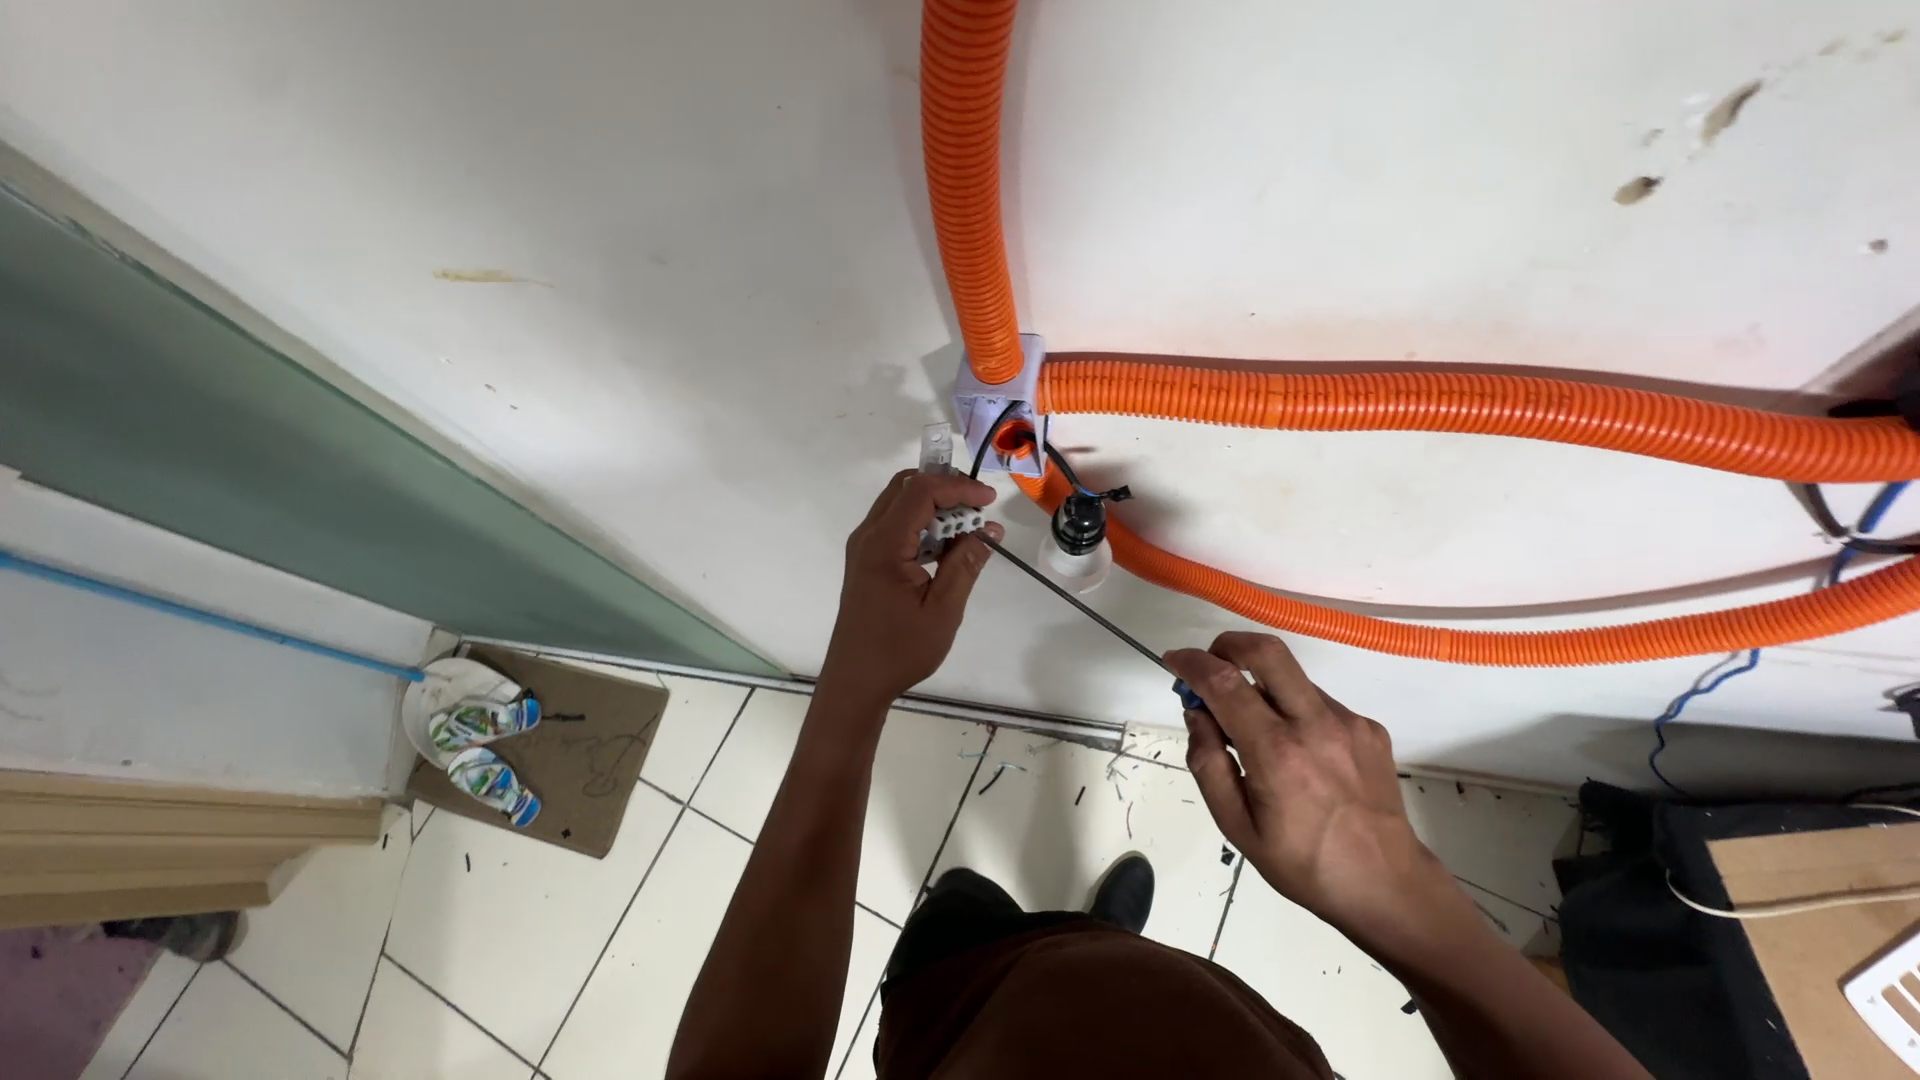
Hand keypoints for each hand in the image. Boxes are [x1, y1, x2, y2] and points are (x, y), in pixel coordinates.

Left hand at [818, 469, 1003, 705]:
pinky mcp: (865, 560)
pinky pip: (894, 524)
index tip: (989, 501)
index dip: (958, 487)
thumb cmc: (900, 650)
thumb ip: (965, 564)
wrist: (856, 681)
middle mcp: (868, 536)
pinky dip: (921, 522)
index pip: (921, 491)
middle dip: (945, 487)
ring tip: (967, 526)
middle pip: (906, 487)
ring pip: (898, 502)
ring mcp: (863, 547)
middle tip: (978, 506)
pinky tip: (945, 546)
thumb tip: (989, 530)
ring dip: (933, 504)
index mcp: (884, 545)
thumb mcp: (943, 610)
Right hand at [1164, 633, 1448, 940]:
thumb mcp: (1236, 826)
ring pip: (1292, 678)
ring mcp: (1348, 723)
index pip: (1224, 683)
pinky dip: (1293, 711)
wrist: (1388, 886)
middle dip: (1228, 645)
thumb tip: (1197, 714)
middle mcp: (1315, 725)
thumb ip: (1208, 764)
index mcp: (1276, 753)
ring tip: (1256, 732)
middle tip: (1211, 665)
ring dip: (1262, 686)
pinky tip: (1298, 753)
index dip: (1192, 663)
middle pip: (1267, 651)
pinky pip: (1318, 703)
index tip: (1174, 661)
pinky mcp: (1369, 729)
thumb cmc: (1303, 864)